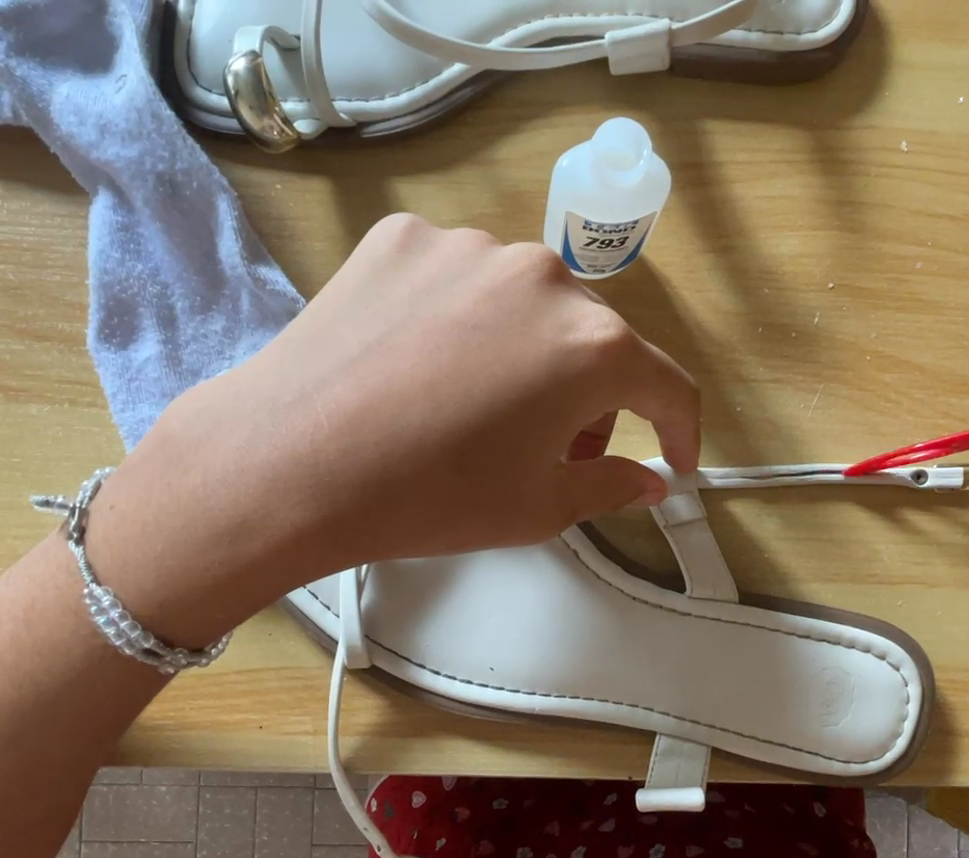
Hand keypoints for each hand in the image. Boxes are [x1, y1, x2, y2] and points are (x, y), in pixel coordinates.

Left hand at [90, 214, 700, 640]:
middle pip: (593, 343)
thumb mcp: (537, 508)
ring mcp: (467, 247)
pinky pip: (456, 282)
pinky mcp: (402, 238)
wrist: (288, 462)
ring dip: (524, 356)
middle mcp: (543, 277)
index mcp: (592, 346)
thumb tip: (650, 479)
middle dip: (587, 402)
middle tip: (550, 453)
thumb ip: (612, 487)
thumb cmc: (428, 497)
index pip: (668, 386)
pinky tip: (418, 365)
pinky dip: (458, 322)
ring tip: (475, 409)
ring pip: (525, 307)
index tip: (671, 461)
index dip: (680, 433)